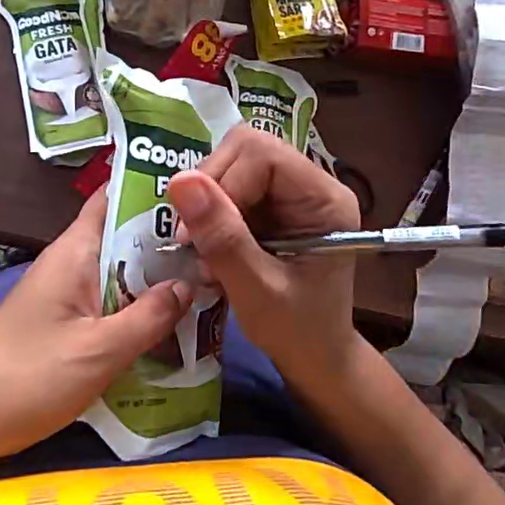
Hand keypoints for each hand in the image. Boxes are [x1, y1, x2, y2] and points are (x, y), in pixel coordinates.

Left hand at [0, 192, 192, 458]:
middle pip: (126, 237)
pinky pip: (111, 302)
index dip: (155, 189)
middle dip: (170, 241)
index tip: (203, 189)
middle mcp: (71, 262)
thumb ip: (149, 317)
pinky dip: (140, 307)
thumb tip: (190, 283)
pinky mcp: (66, 320)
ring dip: (159, 278)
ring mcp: (67, 292)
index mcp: (75, 252)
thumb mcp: (99, 350)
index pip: (113, 198)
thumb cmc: (31, 377)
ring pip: (122, 273)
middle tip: (223, 246)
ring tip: (213, 281)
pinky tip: (174, 323)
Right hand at [166, 127, 361, 378]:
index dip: (221, 182)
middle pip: (244, 149)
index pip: (262, 153)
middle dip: (209, 189)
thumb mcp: (257, 290)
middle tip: (193, 239)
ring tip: (203, 248)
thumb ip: (223, 238)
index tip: (195, 233)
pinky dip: (208, 213)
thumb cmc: (296, 330)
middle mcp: (310, 184)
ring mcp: (289, 192)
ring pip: (230, 163)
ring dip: (206, 202)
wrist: (314, 355)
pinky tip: (210, 246)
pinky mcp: (269, 203)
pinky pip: (226, 185)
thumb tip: (180, 181)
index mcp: (324, 199)